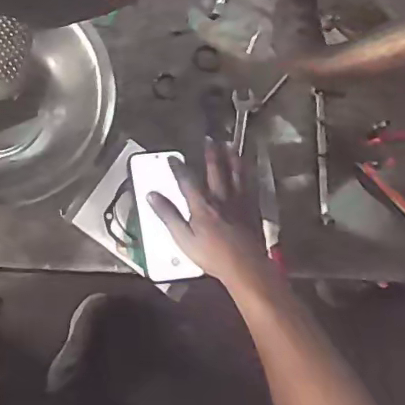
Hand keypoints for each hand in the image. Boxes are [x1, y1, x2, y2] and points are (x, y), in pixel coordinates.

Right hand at [146, 137, 279, 291]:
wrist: (245, 265)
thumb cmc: (212, 255)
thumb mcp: (183, 238)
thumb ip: (168, 215)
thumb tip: (152, 196)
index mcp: (202, 205)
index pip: (187, 180)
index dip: (178, 167)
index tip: (173, 157)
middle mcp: (221, 197)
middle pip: (216, 170)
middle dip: (211, 154)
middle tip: (209, 139)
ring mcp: (239, 201)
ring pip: (236, 173)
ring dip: (232, 157)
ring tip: (230, 146)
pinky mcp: (252, 208)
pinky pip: (249, 184)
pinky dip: (247, 173)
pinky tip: (247, 169)